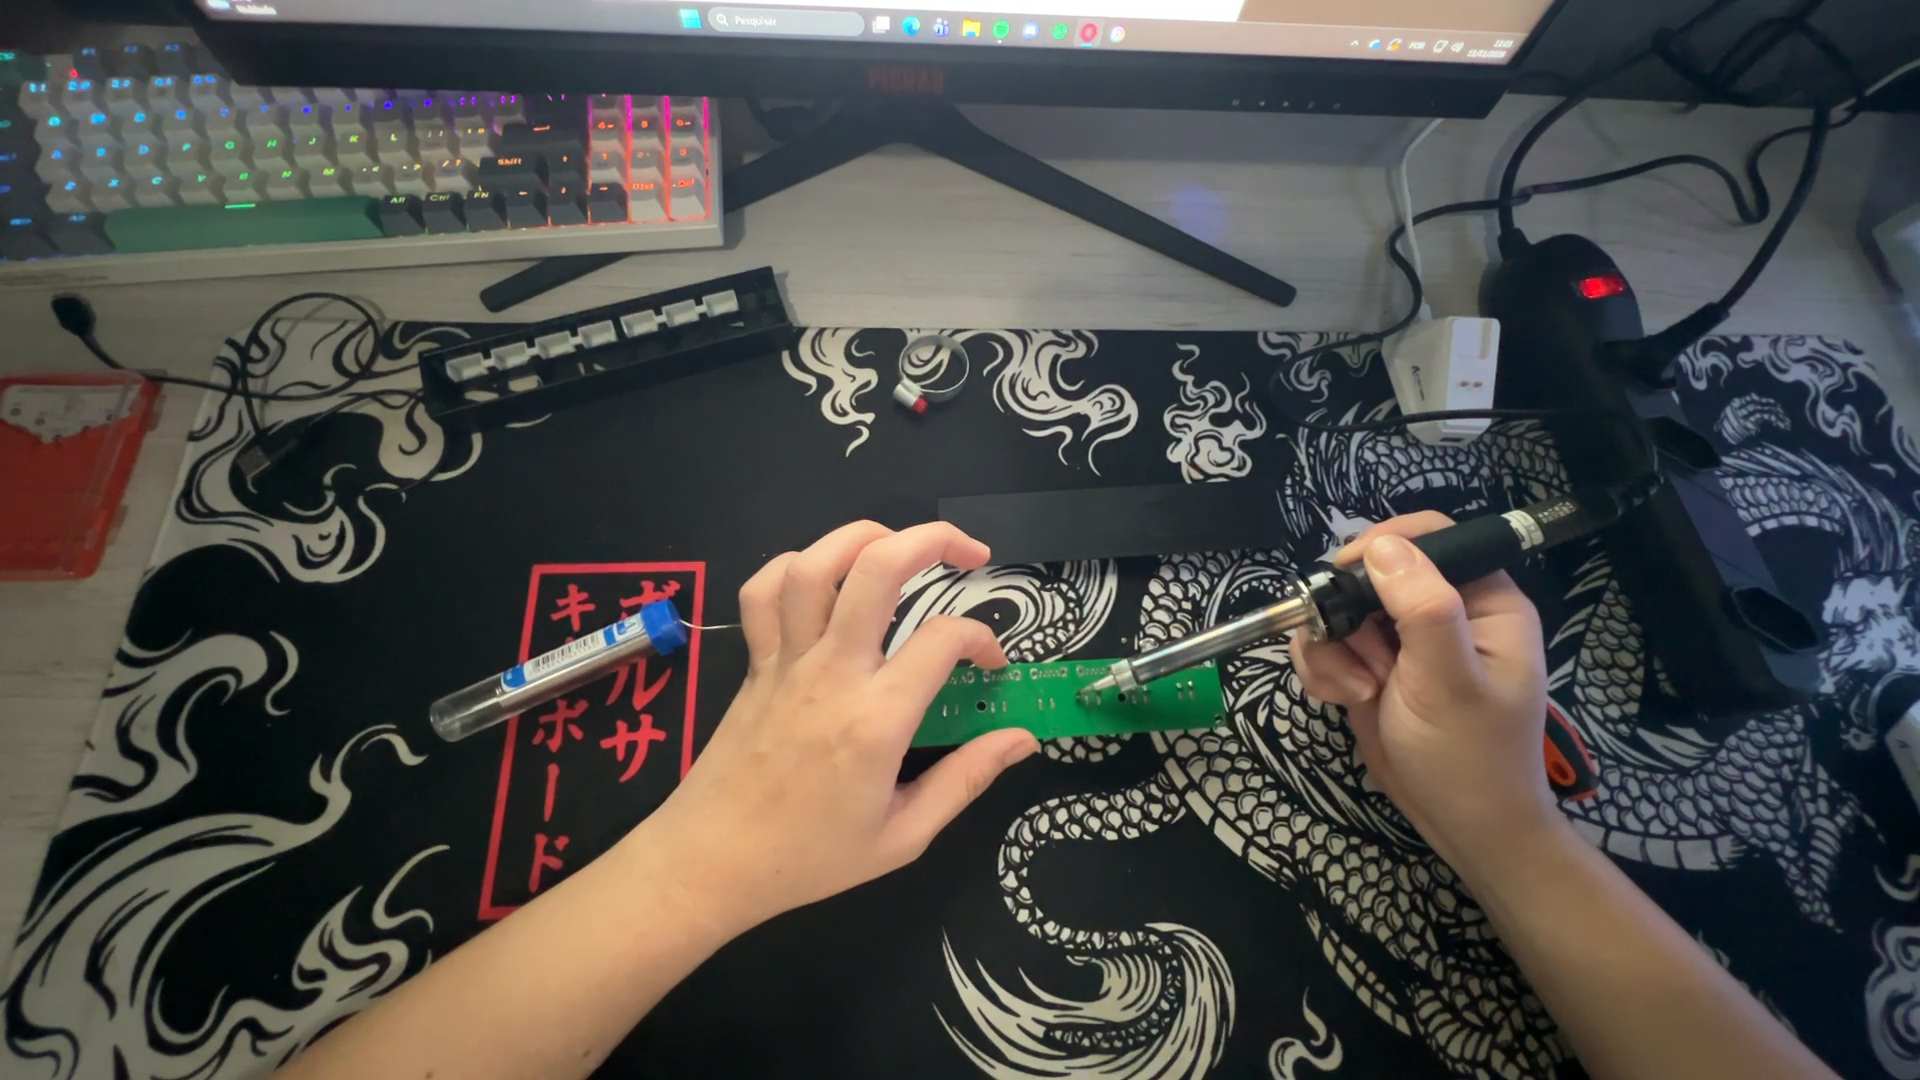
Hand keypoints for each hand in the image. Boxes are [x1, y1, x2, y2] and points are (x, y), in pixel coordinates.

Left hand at [631, 521, 1039, 934]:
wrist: (710, 863)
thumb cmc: (811, 856)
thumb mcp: (903, 836)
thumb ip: (967, 779)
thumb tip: (1022, 739)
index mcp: (875, 719)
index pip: (942, 640)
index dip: (982, 638)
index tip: (991, 664)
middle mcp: (831, 672)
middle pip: (878, 569)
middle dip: (933, 540)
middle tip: (970, 553)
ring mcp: (786, 660)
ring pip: (815, 565)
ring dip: (863, 537)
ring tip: (898, 545)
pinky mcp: (756, 662)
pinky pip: (762, 593)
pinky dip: (793, 567)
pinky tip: (825, 579)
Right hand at [1290, 512, 1558, 876]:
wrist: (1456, 822)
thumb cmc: (1468, 754)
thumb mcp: (1449, 681)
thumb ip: (1422, 610)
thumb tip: (1382, 547)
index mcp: (1483, 602)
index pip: (1434, 539)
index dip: (1384, 546)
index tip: (1345, 575)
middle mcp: (1439, 612)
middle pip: (1368, 574)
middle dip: (1346, 615)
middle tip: (1359, 654)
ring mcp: (1399, 640)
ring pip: (1335, 610)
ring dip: (1330, 650)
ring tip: (1357, 689)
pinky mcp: (1367, 664)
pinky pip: (1323, 644)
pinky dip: (1322, 670)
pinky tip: (1344, 699)